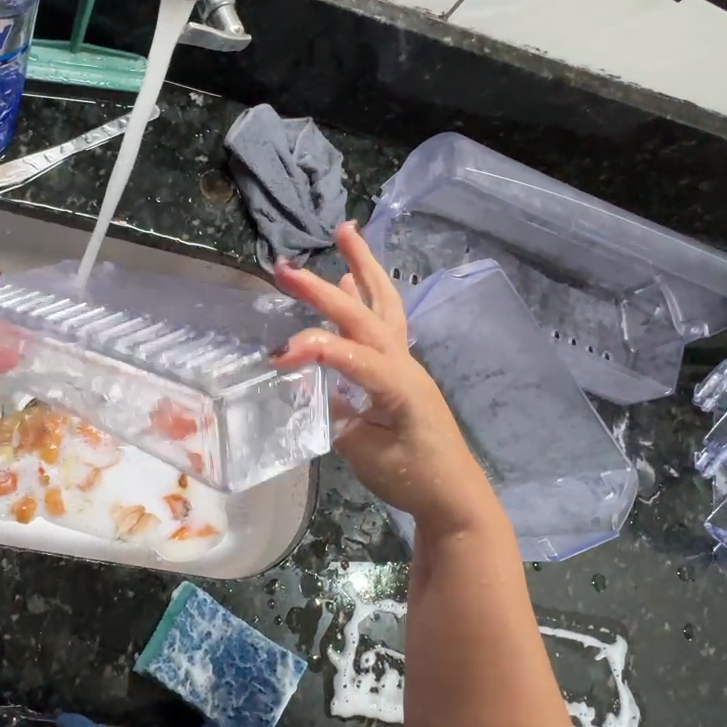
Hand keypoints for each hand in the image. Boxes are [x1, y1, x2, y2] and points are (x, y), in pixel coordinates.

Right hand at [270, 223, 503, 538]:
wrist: (452, 494)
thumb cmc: (413, 477)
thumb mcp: (366, 454)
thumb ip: (337, 416)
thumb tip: (311, 388)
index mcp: (397, 383)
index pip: (350, 354)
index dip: (312, 349)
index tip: (275, 356)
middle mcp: (403, 362)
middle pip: (366, 311)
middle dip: (324, 288)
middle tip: (286, 267)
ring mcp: (404, 363)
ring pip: (383, 304)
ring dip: (363, 267)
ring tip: (346, 233)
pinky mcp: (398, 371)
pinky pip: (382, 323)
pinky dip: (366, 296)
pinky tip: (353, 281)